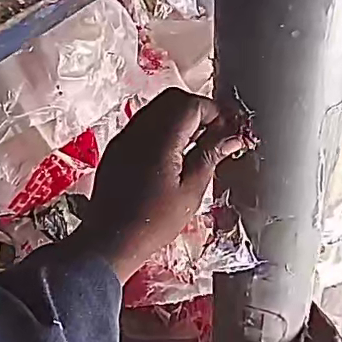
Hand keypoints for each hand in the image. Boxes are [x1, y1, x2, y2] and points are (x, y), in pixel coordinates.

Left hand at [73, 88, 247, 280]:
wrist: (110, 241)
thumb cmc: (151, 224)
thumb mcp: (191, 191)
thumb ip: (210, 156)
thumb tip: (231, 137)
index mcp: (158, 141)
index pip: (190, 104)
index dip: (215, 112)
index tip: (229, 130)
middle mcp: (136, 133)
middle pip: (171, 99)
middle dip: (198, 110)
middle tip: (216, 135)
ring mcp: (123, 140)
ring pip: (156, 110)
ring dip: (179, 119)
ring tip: (197, 146)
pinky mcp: (116, 150)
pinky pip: (142, 125)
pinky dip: (162, 130)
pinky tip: (174, 155)